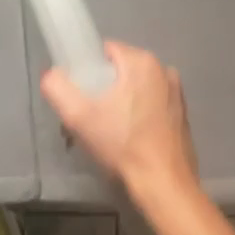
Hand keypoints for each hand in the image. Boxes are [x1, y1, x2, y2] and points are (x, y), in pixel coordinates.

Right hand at [40, 40, 198, 189]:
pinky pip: (150, 103)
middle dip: (101, 89)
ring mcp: (176, 92)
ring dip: (118, 102)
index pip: (104, 51)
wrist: (163, 182)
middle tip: (89, 119)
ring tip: (107, 132)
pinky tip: (129, 138)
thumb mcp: (77, 116)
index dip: (86, 71)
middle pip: (119, 70)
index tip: (81, 96)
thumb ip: (57, 87)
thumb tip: (52, 74)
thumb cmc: (121, 145)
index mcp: (142, 62)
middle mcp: (163, 70)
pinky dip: (136, 114)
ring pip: (134, 87)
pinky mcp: (182, 113)